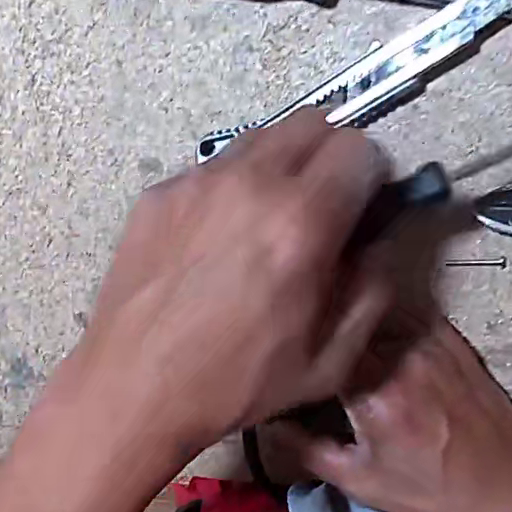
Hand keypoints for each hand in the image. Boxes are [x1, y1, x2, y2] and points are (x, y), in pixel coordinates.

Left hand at [52, 110, 394, 459]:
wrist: (132, 388)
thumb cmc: (233, 385)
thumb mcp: (328, 362)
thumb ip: (371, 291)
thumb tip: (379, 243)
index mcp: (300, 223)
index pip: (360, 149)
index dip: (371, 178)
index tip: (361, 209)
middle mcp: (248, 184)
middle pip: (313, 123)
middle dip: (330, 157)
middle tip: (321, 208)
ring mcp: (195, 183)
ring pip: (259, 140)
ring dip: (280, 167)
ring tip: (264, 224)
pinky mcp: (157, 195)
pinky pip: (211, 170)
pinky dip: (229, 189)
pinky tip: (214, 241)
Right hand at [290, 313, 511, 511]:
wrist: (508, 486)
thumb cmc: (429, 490)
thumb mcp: (359, 482)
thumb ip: (305, 448)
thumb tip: (267, 421)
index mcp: (372, 392)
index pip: (318, 347)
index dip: (298, 347)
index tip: (286, 356)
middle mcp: (400, 357)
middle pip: (345, 324)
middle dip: (324, 333)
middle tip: (310, 346)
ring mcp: (430, 342)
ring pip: (374, 313)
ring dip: (353, 323)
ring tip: (341, 339)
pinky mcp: (452, 339)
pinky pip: (406, 314)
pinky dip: (386, 322)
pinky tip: (380, 340)